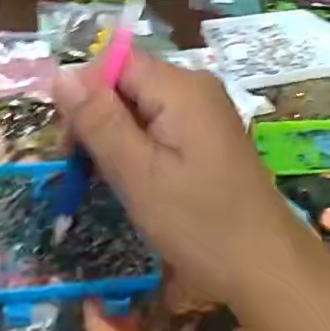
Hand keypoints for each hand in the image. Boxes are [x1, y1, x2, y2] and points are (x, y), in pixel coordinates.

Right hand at [51, 52, 300, 301]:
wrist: (268, 267)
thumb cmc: (199, 224)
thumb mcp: (138, 175)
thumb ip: (99, 121)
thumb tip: (61, 73)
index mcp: (179, 86)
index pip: (114, 62)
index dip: (85, 95)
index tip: (72, 146)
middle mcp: (194, 84)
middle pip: (127, 80)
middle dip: (98, 118)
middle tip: (86, 172)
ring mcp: (205, 107)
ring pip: (140, 103)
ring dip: (116, 135)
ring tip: (112, 180)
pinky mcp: (208, 130)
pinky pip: (161, 120)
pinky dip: (140, 144)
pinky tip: (139, 179)